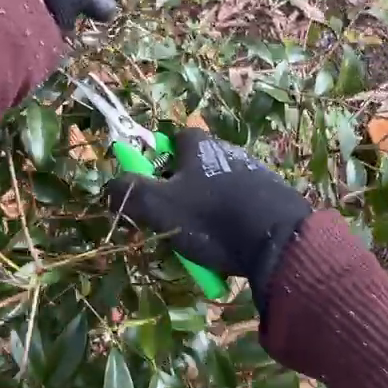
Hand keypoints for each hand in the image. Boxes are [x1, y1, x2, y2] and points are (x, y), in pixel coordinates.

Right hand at [105, 130, 312, 316]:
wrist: (279, 242)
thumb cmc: (212, 218)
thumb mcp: (159, 207)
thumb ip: (128, 194)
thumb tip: (108, 188)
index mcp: (199, 146)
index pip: (172, 139)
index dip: (157, 161)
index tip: (151, 188)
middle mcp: (227, 151)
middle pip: (193, 168)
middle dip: (179, 194)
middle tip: (171, 224)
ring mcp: (254, 173)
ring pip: (215, 191)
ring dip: (205, 213)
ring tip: (201, 244)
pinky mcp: (272, 197)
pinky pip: (240, 208)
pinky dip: (230, 225)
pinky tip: (228, 248)